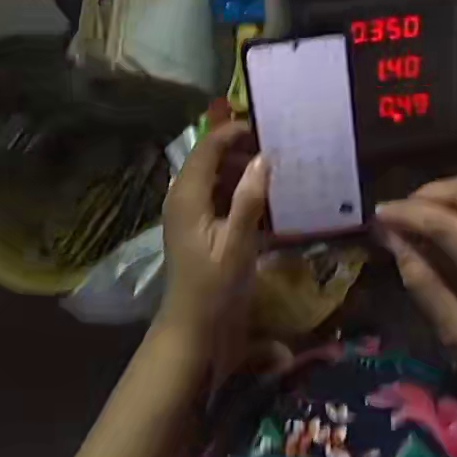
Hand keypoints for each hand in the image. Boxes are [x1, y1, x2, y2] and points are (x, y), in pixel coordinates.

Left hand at [156, 123, 268, 344]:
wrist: (192, 328)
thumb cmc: (215, 287)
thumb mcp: (238, 244)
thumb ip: (249, 199)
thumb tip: (263, 158)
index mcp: (187, 196)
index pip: (207, 149)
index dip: (232, 133)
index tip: (263, 128)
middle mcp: (181, 197)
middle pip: (208, 158)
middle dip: (238, 149)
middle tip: (275, 147)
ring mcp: (186, 212)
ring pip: (211, 176)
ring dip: (238, 169)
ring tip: (273, 168)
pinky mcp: (194, 225)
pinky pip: (213, 194)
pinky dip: (235, 189)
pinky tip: (261, 196)